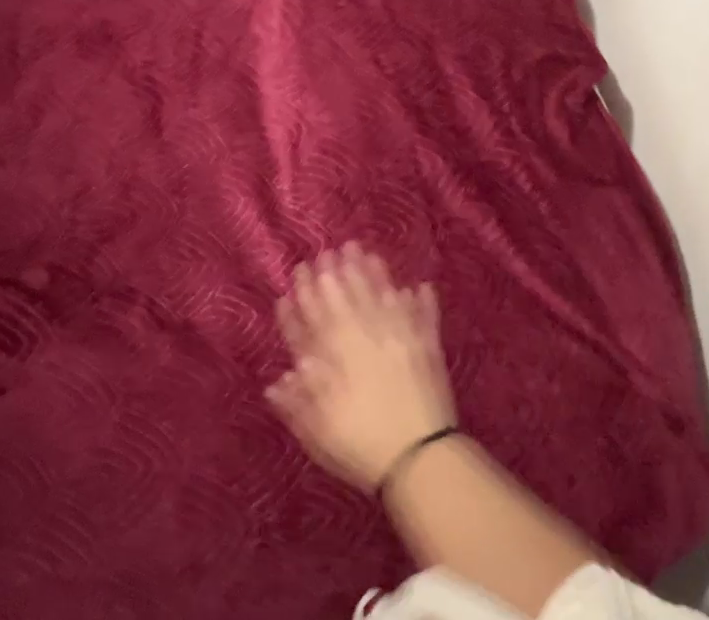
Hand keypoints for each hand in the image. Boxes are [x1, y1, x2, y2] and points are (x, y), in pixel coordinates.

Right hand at [267, 243, 456, 491]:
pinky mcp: (429, 349)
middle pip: (348, 300)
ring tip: (365, 252)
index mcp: (336, 358)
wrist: (419, 458)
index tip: (301, 270)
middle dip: (337, 274)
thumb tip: (279, 378)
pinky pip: (424, 317)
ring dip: (374, 275)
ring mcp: (400, 340)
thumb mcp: (318, 432)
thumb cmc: (360, 448)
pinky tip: (417, 286)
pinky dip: (420, 301)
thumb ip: (298, 402)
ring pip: (384, 298)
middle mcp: (366, 340)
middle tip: (331, 250)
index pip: (314, 319)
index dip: (306, 295)